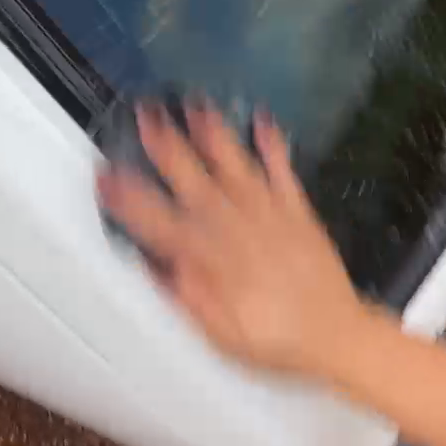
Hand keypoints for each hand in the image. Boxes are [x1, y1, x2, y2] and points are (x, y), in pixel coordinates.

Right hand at [97, 104, 376, 375]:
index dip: (132, 201)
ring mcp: (273, 219)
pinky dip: (274, 147)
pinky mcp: (300, 215)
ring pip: (238, 171)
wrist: (337, 336)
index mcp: (216, 265)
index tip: (108, 177)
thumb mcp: (221, 335)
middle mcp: (242, 234)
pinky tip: (263, 122)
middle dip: (169, 148)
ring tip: (197, 105)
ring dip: (215, 137)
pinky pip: (284, 175)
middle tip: (147, 115)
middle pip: (198, 185)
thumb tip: (155, 265)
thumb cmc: (279, 341)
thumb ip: (187, 295)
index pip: (163, 226)